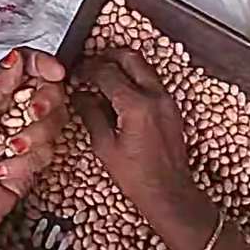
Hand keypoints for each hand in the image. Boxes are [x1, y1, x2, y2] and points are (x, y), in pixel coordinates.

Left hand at [0, 48, 68, 238]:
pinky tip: (6, 168)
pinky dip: (27, 160)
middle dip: (45, 102)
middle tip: (30, 114)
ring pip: (54, 121)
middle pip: (50, 90)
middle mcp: (13, 111)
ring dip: (33, 136)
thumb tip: (17, 59)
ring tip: (8, 150)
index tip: (55, 71)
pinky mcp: (36, 159)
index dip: (43, 64)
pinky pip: (49, 150)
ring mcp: (27, 134)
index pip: (26, 66)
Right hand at [72, 48, 218, 249]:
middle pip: (130, 58)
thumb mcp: (105, 147)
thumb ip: (91, 115)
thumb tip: (80, 96)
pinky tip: (120, 91)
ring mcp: (167, 100)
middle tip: (89, 64)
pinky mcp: (172, 107)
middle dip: (106, 56)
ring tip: (102, 75)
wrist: (169, 192)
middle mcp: (156, 96)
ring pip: (143, 67)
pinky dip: (135, 78)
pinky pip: (152, 81)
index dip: (87, 70)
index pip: (107, 73)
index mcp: (137, 105)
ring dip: (122, 65)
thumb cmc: (137, 177)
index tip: (76, 74)